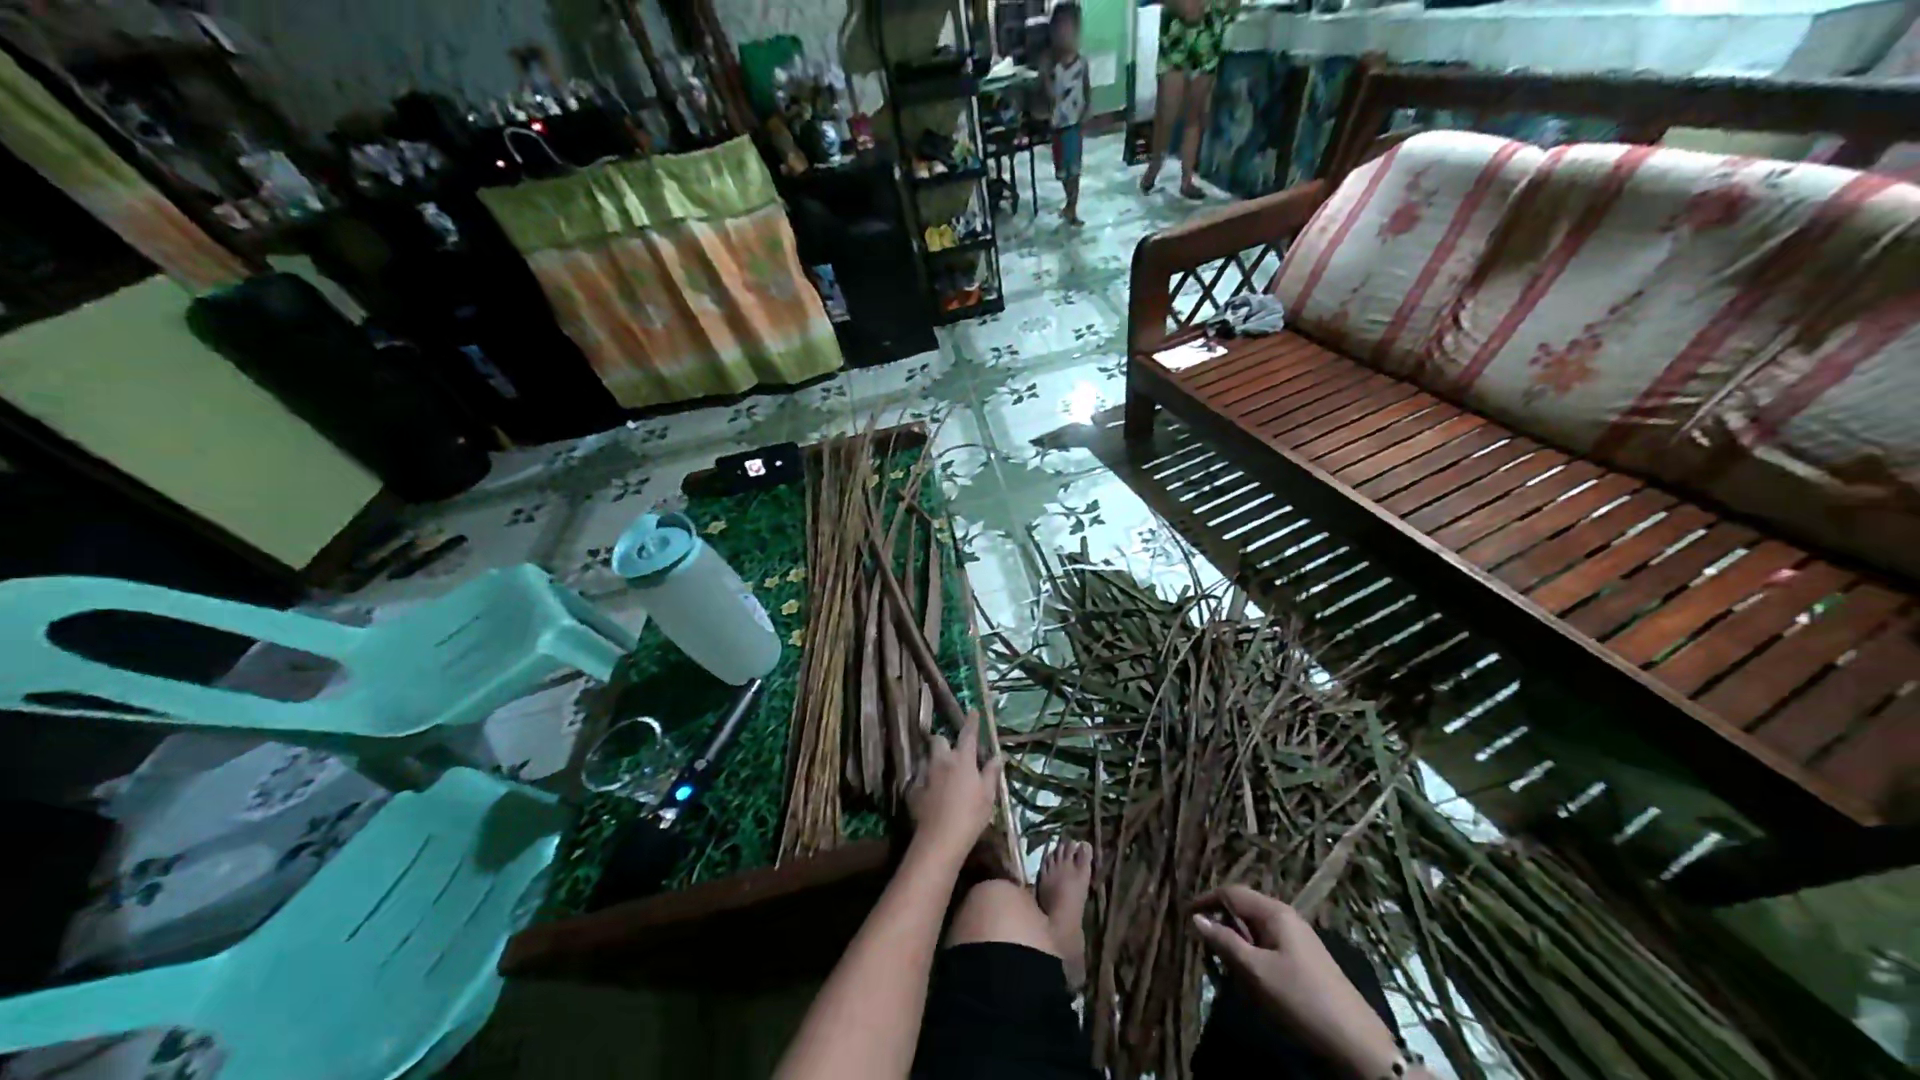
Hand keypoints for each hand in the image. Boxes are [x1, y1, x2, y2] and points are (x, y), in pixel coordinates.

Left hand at [907, 713, 1003, 860]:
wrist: (940, 838)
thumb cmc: (971, 815)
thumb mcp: (988, 795)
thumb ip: (991, 773)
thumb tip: (997, 757)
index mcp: (962, 759)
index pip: (968, 734)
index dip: (971, 722)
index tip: (973, 711)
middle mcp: (941, 761)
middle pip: (937, 740)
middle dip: (943, 741)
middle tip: (951, 752)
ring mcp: (925, 774)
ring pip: (926, 757)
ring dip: (933, 760)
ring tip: (941, 772)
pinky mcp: (914, 789)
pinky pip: (919, 778)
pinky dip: (925, 780)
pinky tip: (931, 792)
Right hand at [1191, 885, 1401, 1078]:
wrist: (1355, 1040)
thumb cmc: (1300, 998)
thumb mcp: (1256, 971)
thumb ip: (1225, 942)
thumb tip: (1197, 918)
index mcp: (1275, 912)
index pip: (1232, 892)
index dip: (1206, 901)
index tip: (1184, 916)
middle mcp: (1286, 916)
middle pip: (1244, 906)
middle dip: (1221, 919)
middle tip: (1201, 940)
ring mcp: (1297, 937)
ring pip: (1255, 926)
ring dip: (1235, 937)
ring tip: (1221, 958)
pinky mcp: (1303, 957)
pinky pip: (1267, 942)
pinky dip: (1251, 950)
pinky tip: (1248, 971)